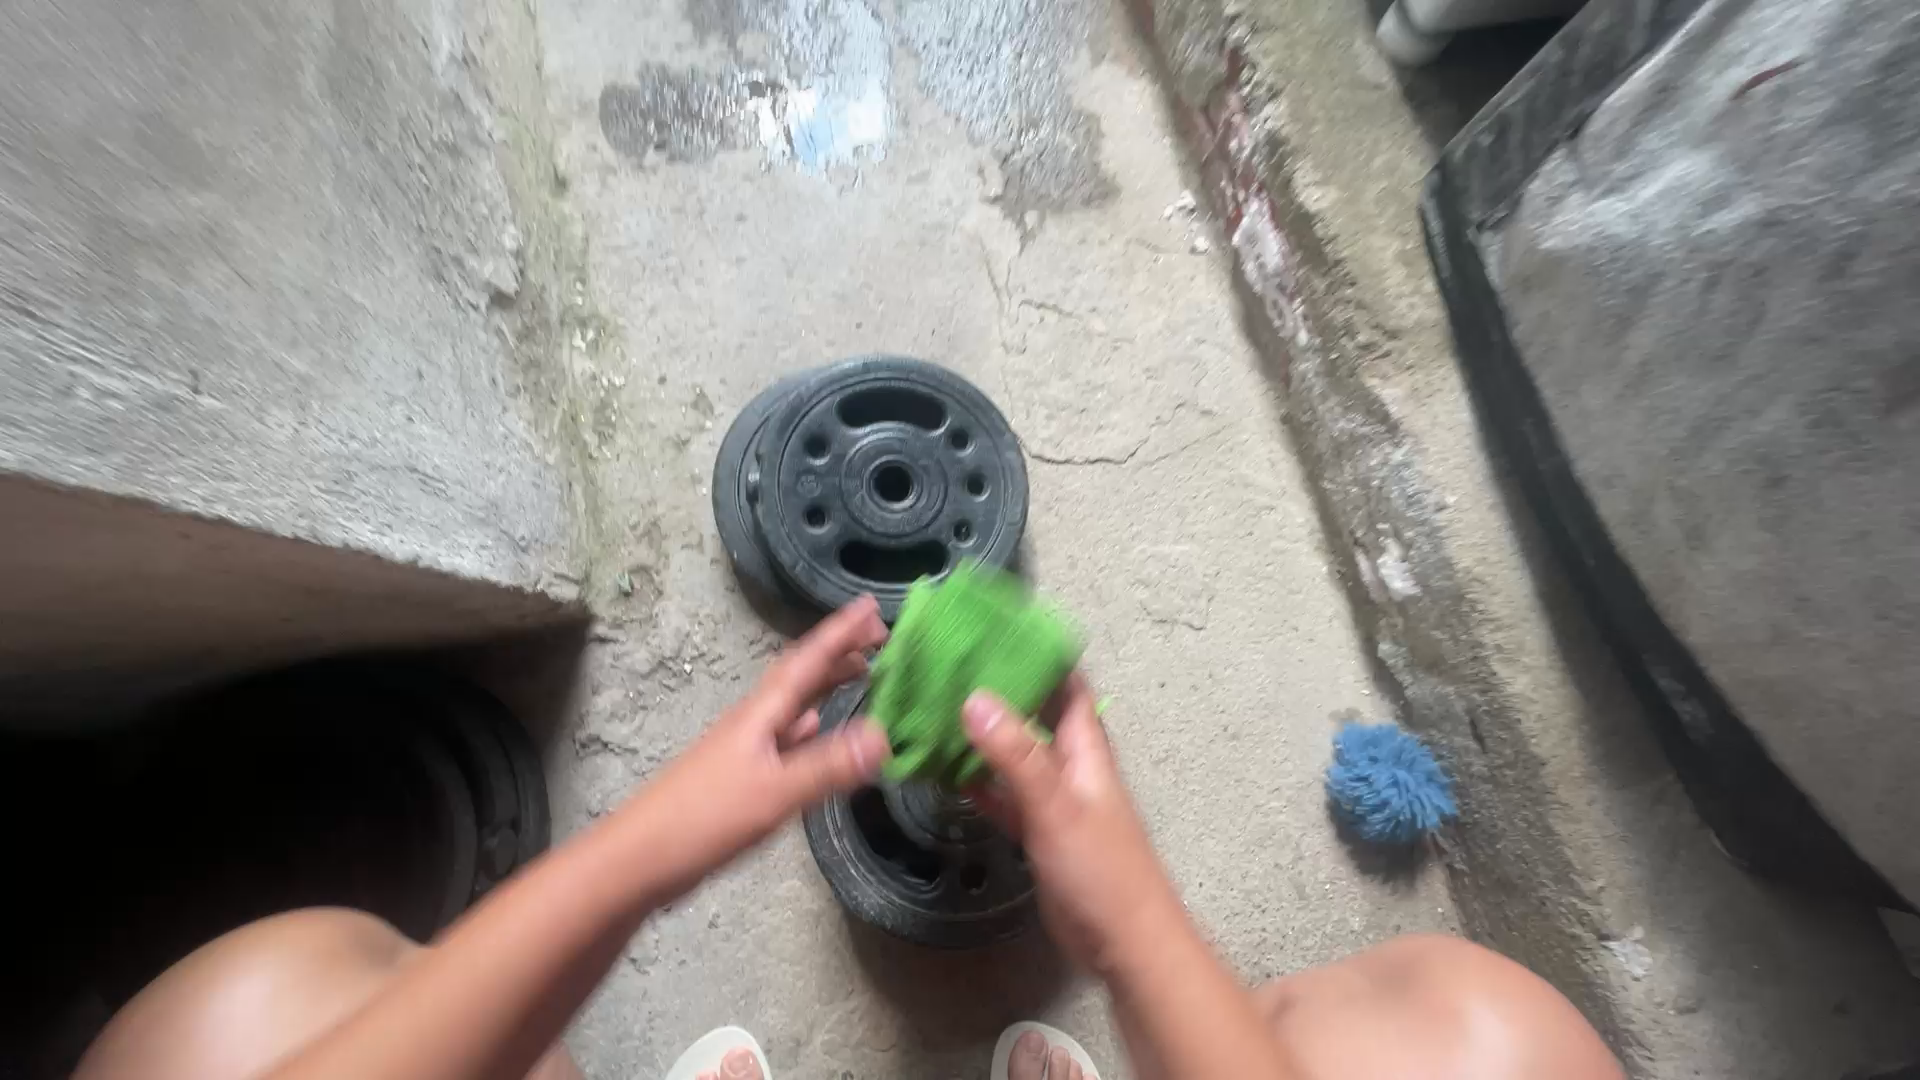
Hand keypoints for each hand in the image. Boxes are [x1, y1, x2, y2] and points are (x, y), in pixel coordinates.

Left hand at [619, 596, 890, 899]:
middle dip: (838, 651)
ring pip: (795, 703)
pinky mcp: (741, 775)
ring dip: (826, 683)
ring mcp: (746, 747)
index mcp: (762, 714)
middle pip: (802, 675)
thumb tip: (885, 736)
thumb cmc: (702, 820)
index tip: (870, 605)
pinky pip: (786, 736)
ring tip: (859, 672)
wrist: (635, 862)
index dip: (840, 632)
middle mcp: (754, 721)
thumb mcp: (773, 793)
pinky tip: (817, 729)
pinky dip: (809, 726)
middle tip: (877, 636)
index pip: (808, 661)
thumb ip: (828, 767)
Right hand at [963, 675, 1185, 974]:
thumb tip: (974, 697)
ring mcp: (1052, 795)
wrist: (1124, 943)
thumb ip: (1016, 754)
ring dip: (983, 734)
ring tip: (937, 708)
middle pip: (1033, 711)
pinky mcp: (1038, 828)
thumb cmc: (1100, 868)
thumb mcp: (1056, 804)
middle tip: (951, 665)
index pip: (1065, 682)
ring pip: (1013, 752)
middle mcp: (1068, 761)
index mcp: (1083, 744)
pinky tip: (945, 771)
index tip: (996, 628)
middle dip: (998, 688)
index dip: (1037, 652)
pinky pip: (1003, 793)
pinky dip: (979, 781)